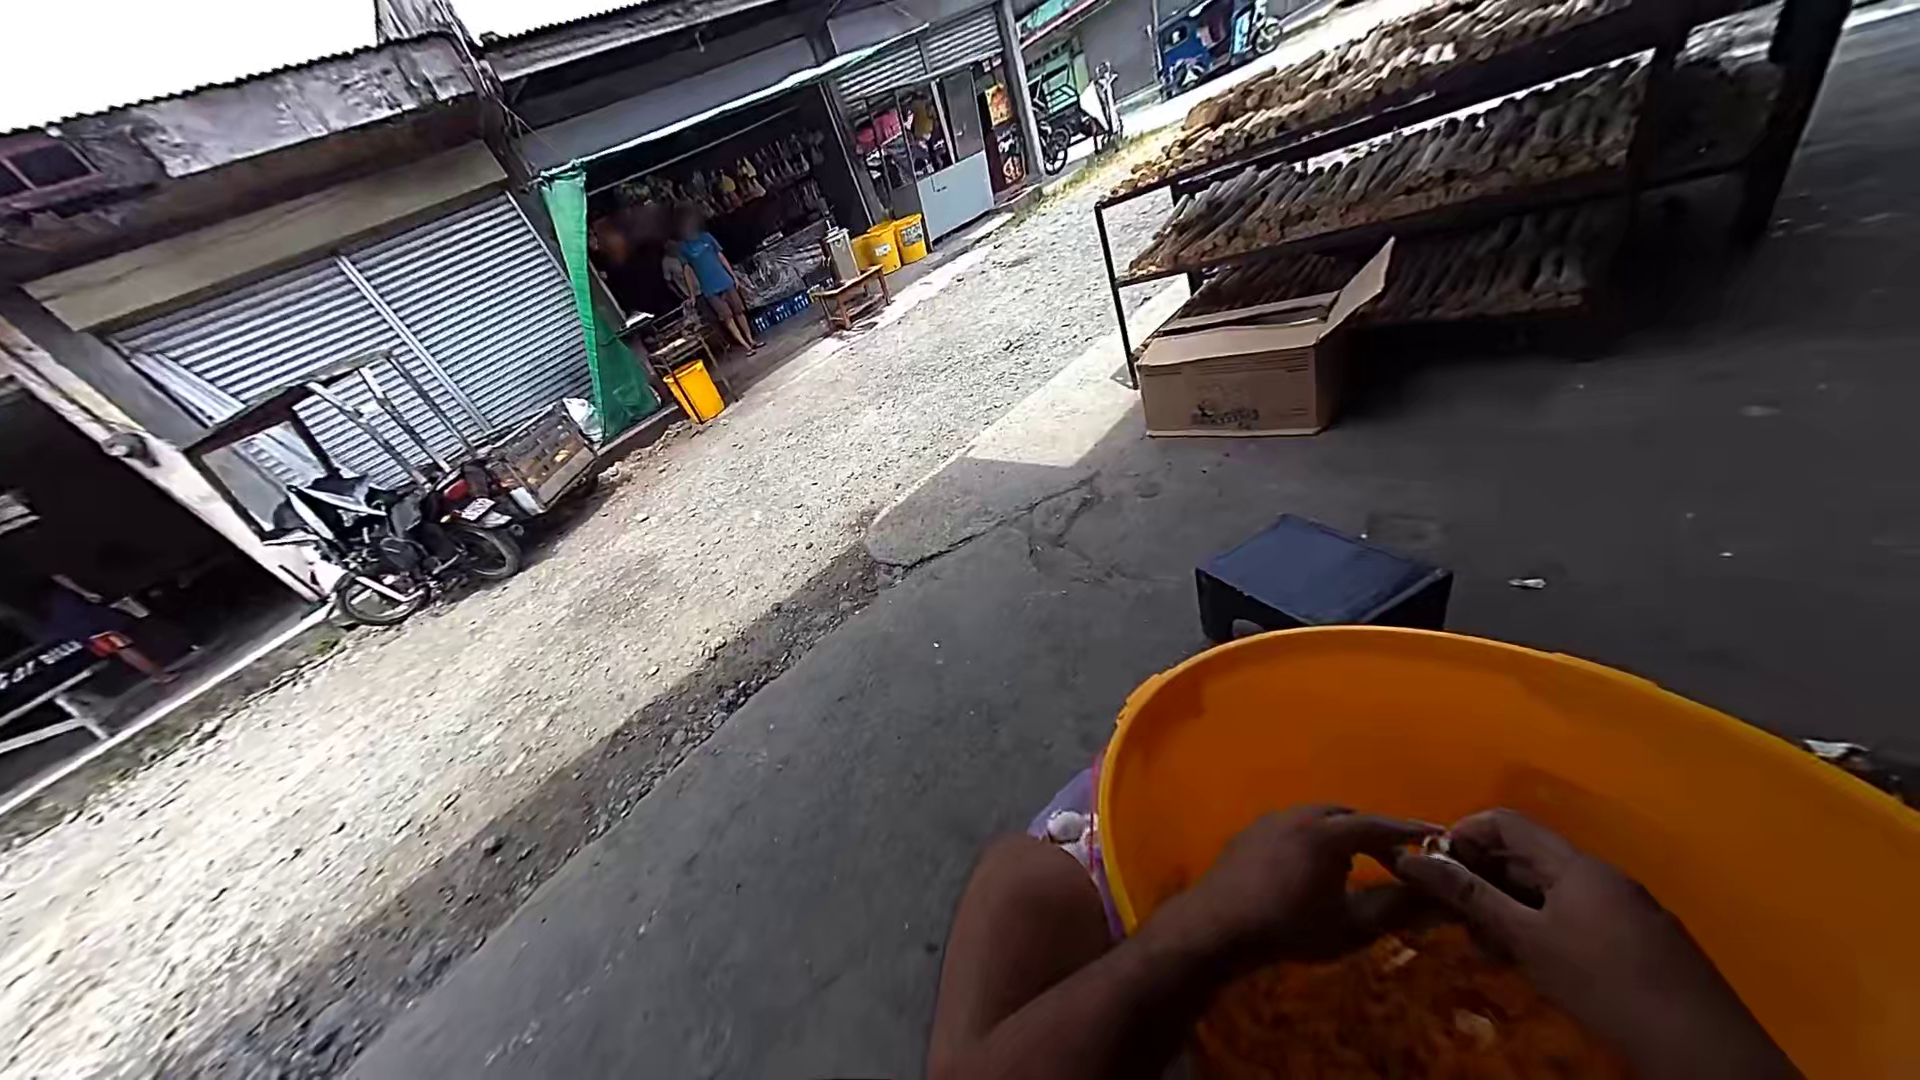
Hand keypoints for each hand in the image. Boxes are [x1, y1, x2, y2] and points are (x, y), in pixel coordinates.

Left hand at [1159, 805, 1433, 970]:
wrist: (1220, 922)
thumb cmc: (1291, 926)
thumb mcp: (1353, 924)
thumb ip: (1397, 907)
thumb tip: (1439, 899)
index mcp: (1325, 832)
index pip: (1378, 824)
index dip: (1411, 831)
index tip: (1440, 837)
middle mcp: (1296, 814)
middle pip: (1345, 815)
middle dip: (1375, 832)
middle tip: (1400, 859)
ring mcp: (1268, 819)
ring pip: (1316, 817)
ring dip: (1343, 834)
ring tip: (1361, 862)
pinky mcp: (1250, 831)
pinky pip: (1293, 825)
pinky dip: (1315, 837)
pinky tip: (1317, 865)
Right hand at [1393, 809, 1799, 1079]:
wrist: (1714, 1064)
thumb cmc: (1606, 986)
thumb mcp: (1526, 938)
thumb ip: (1469, 894)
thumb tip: (1411, 859)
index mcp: (1577, 866)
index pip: (1506, 821)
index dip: (1464, 833)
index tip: (1439, 865)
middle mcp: (1604, 878)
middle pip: (1526, 857)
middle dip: (1482, 879)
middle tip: (1456, 914)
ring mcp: (1630, 912)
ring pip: (1549, 892)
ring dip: (1509, 910)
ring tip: (1490, 949)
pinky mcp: (1645, 945)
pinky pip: (1577, 917)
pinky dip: (1542, 928)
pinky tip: (1532, 963)